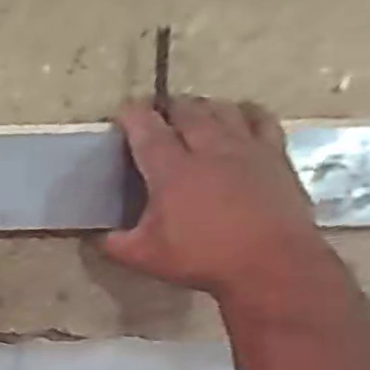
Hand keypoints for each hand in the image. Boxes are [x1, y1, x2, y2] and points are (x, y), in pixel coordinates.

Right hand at [103, 97, 326, 298]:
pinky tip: (239, 117)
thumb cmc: (201, 258)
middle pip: (185, 109)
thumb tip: (96, 237)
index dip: (132, 114)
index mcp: (171, 169)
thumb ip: (115, 244)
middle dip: (167, 106)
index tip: (123, 112)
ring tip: (193, 113)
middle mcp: (208, 147)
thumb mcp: (145, 257)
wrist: (269, 263)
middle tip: (156, 113)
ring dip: (202, 106)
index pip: (146, 128)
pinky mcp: (273, 154)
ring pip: (221, 108)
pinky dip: (244, 112)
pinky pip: (259, 118)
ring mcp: (244, 146)